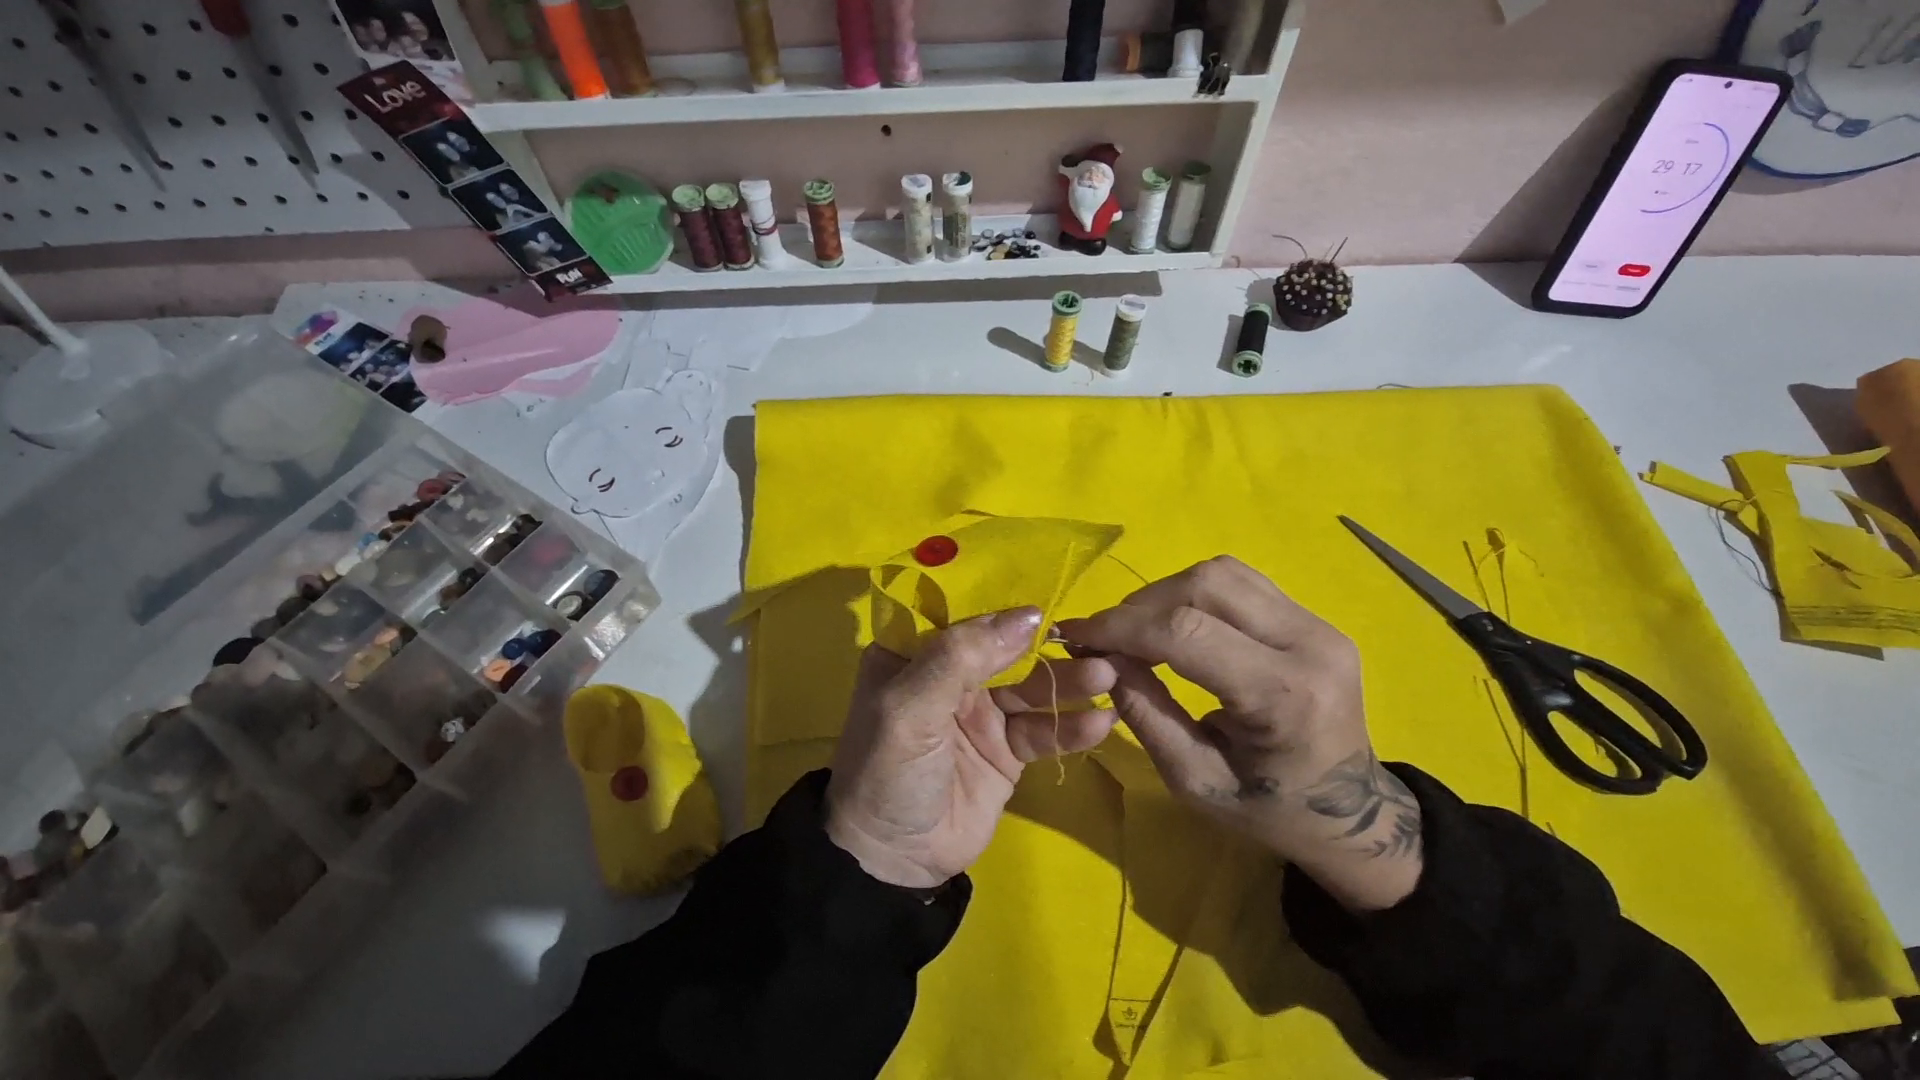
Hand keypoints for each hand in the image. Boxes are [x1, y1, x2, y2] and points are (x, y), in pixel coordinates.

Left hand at [825, 608, 1118, 889]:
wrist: (892, 860)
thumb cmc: (887, 772)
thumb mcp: (910, 709)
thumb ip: (961, 658)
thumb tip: (1027, 617)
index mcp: (912, 656)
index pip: (963, 620)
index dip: (1004, 612)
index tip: (1049, 608)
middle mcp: (948, 677)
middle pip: (1006, 650)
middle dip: (1048, 647)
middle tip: (1093, 643)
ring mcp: (981, 714)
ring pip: (1031, 687)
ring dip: (1068, 681)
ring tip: (1106, 676)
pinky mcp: (1006, 751)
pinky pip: (1043, 730)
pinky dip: (1071, 726)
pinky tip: (1100, 721)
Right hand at [1057, 557, 1423, 911]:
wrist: (1351, 813)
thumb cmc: (1269, 809)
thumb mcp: (1194, 780)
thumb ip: (1146, 714)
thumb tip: (1103, 658)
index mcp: (1284, 697)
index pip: (1187, 633)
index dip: (1122, 627)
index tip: (1077, 636)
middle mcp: (1309, 645)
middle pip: (1206, 586)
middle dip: (1141, 606)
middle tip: (1106, 638)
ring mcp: (1319, 625)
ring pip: (1223, 573)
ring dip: (1166, 593)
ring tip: (1138, 631)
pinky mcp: (1316, 618)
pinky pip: (1242, 583)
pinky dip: (1195, 594)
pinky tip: (1176, 625)